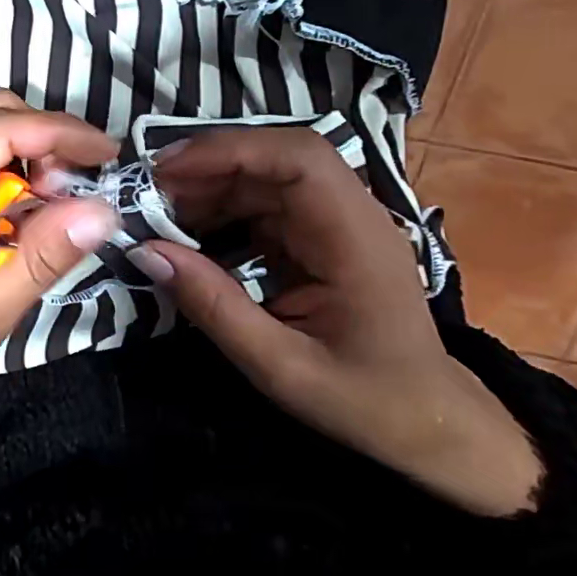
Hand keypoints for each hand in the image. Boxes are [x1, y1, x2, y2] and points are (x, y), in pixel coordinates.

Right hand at [130, 128, 541, 515]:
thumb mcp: (280, 366)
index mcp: (356, 237)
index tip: (167, 170)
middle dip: (210, 166)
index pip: (299, 159)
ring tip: (160, 213)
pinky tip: (191, 233)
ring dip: (212, 187)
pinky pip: (267, 205)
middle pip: (277, 158)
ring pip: (267, 177)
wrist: (430, 425)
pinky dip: (225, 211)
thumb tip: (146, 252)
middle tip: (149, 193)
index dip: (230, 150)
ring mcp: (337, 221)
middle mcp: (351, 213)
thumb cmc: (365, 400)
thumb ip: (214, 307)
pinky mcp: (322, 235)